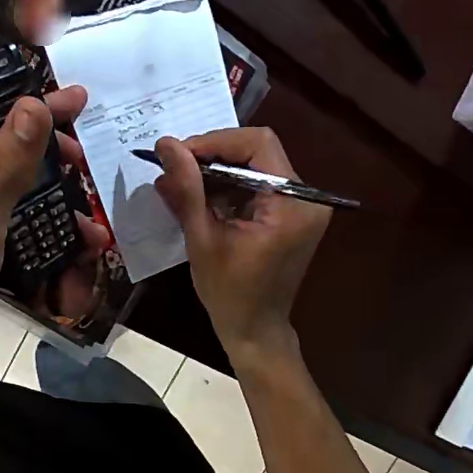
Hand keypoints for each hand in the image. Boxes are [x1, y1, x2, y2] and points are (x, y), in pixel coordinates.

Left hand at [0, 87, 97, 375]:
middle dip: (50, 161)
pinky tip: (77, 244)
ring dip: (56, 202)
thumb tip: (33, 105)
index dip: (32, 109)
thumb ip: (7, 166)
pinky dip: (45, 230)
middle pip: (4, 158)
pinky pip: (16, 225)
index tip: (77, 101)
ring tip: (90, 217)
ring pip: (15, 195)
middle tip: (83, 164)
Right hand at [153, 128, 329, 362]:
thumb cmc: (229, 294)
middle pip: (257, 151)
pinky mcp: (292, 214)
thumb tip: (166, 144)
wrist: (255, 331)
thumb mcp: (203, 239)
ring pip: (255, 166)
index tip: (178, 155)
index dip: (215, 141)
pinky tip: (201, 199)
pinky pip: (258, 185)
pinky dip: (229, 187)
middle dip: (213, 156)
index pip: (257, 144)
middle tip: (176, 168)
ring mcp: (303, 205)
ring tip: (182, 185)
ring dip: (218, 172)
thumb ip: (188, 189)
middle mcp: (306, 197)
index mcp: (293, 203)